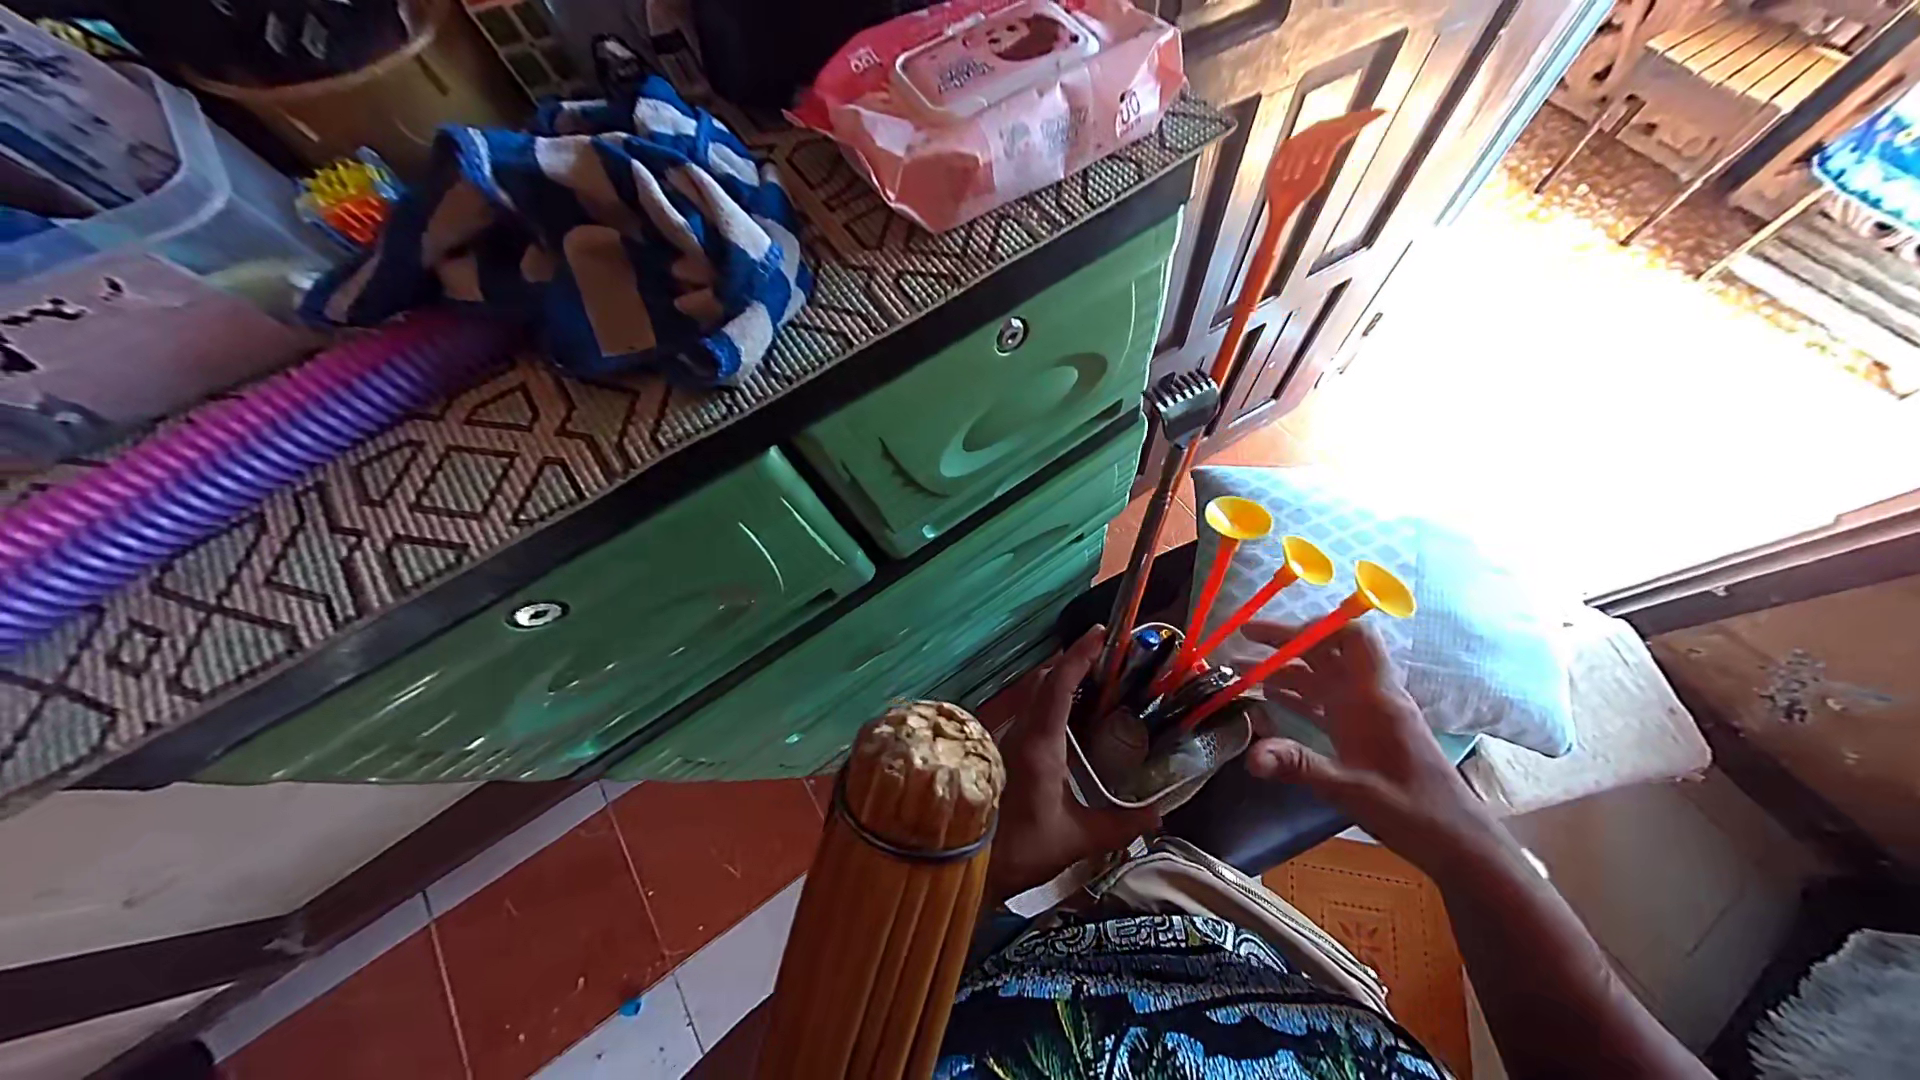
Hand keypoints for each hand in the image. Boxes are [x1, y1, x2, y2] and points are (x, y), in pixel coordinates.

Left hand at [985, 626, 1159, 903]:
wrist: (964, 863)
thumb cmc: (1020, 850)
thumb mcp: (1076, 839)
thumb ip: (1119, 825)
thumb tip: (1159, 816)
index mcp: (1038, 744)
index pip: (1058, 685)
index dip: (1079, 656)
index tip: (1101, 634)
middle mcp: (1018, 731)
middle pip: (1043, 680)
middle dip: (1072, 661)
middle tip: (1106, 655)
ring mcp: (1004, 737)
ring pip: (1031, 692)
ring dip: (1058, 678)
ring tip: (1091, 677)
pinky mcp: (998, 747)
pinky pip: (1024, 708)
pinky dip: (1046, 697)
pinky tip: (1065, 712)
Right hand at [1241, 621, 1502, 873]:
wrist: (1456, 843)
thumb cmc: (1412, 810)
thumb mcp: (1351, 789)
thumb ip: (1299, 766)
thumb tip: (1250, 757)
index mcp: (1373, 697)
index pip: (1350, 637)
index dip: (1312, 627)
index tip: (1269, 633)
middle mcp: (1369, 696)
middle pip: (1327, 651)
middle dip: (1285, 641)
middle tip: (1242, 639)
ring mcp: (1364, 714)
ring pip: (1321, 677)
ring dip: (1283, 669)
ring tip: (1240, 672)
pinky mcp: (1360, 732)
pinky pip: (1322, 702)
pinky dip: (1293, 695)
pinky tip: (1266, 701)